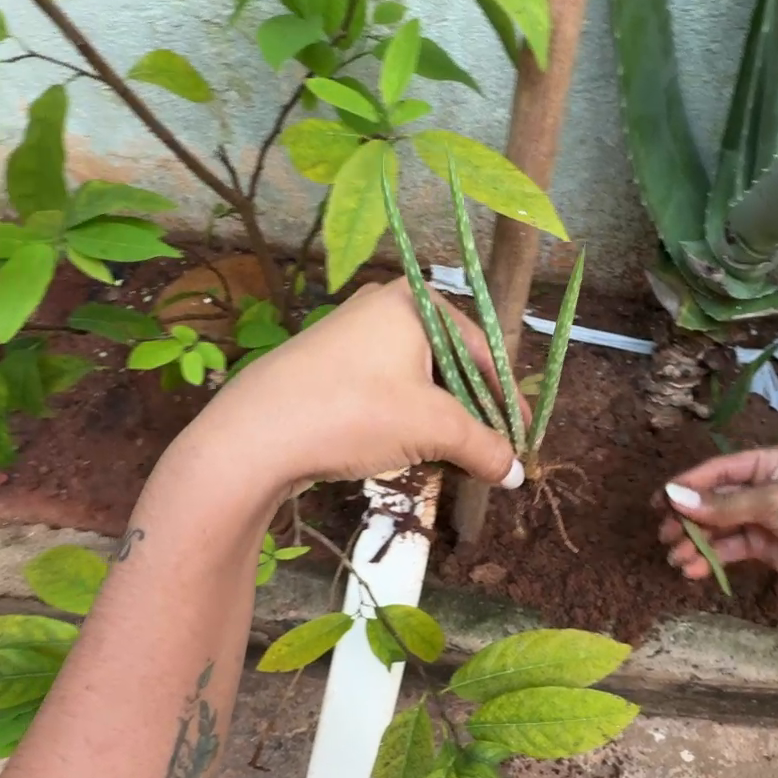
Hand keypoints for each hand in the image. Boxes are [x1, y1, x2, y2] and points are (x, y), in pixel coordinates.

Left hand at [168, 278, 521, 494]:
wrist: (256, 435)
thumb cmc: (356, 412)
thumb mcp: (433, 429)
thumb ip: (484, 447)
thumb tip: (519, 474)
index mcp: (415, 303)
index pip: (483, 350)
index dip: (507, 400)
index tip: (521, 440)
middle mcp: (386, 308)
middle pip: (452, 365)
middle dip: (474, 413)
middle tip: (490, 452)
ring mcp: (354, 336)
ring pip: (420, 381)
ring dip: (443, 422)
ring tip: (455, 458)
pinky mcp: (332, 367)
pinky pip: (389, 391)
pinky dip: (409, 421)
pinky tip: (413, 452)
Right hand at [658, 444, 777, 605]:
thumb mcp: (772, 502)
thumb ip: (721, 504)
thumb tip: (672, 497)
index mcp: (773, 462)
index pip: (722, 469)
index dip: (690, 484)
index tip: (661, 501)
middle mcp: (767, 486)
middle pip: (717, 498)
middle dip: (690, 517)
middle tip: (664, 535)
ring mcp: (766, 517)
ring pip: (720, 525)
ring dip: (696, 541)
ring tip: (675, 557)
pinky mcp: (767, 546)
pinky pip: (731, 547)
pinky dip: (711, 557)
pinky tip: (693, 569)